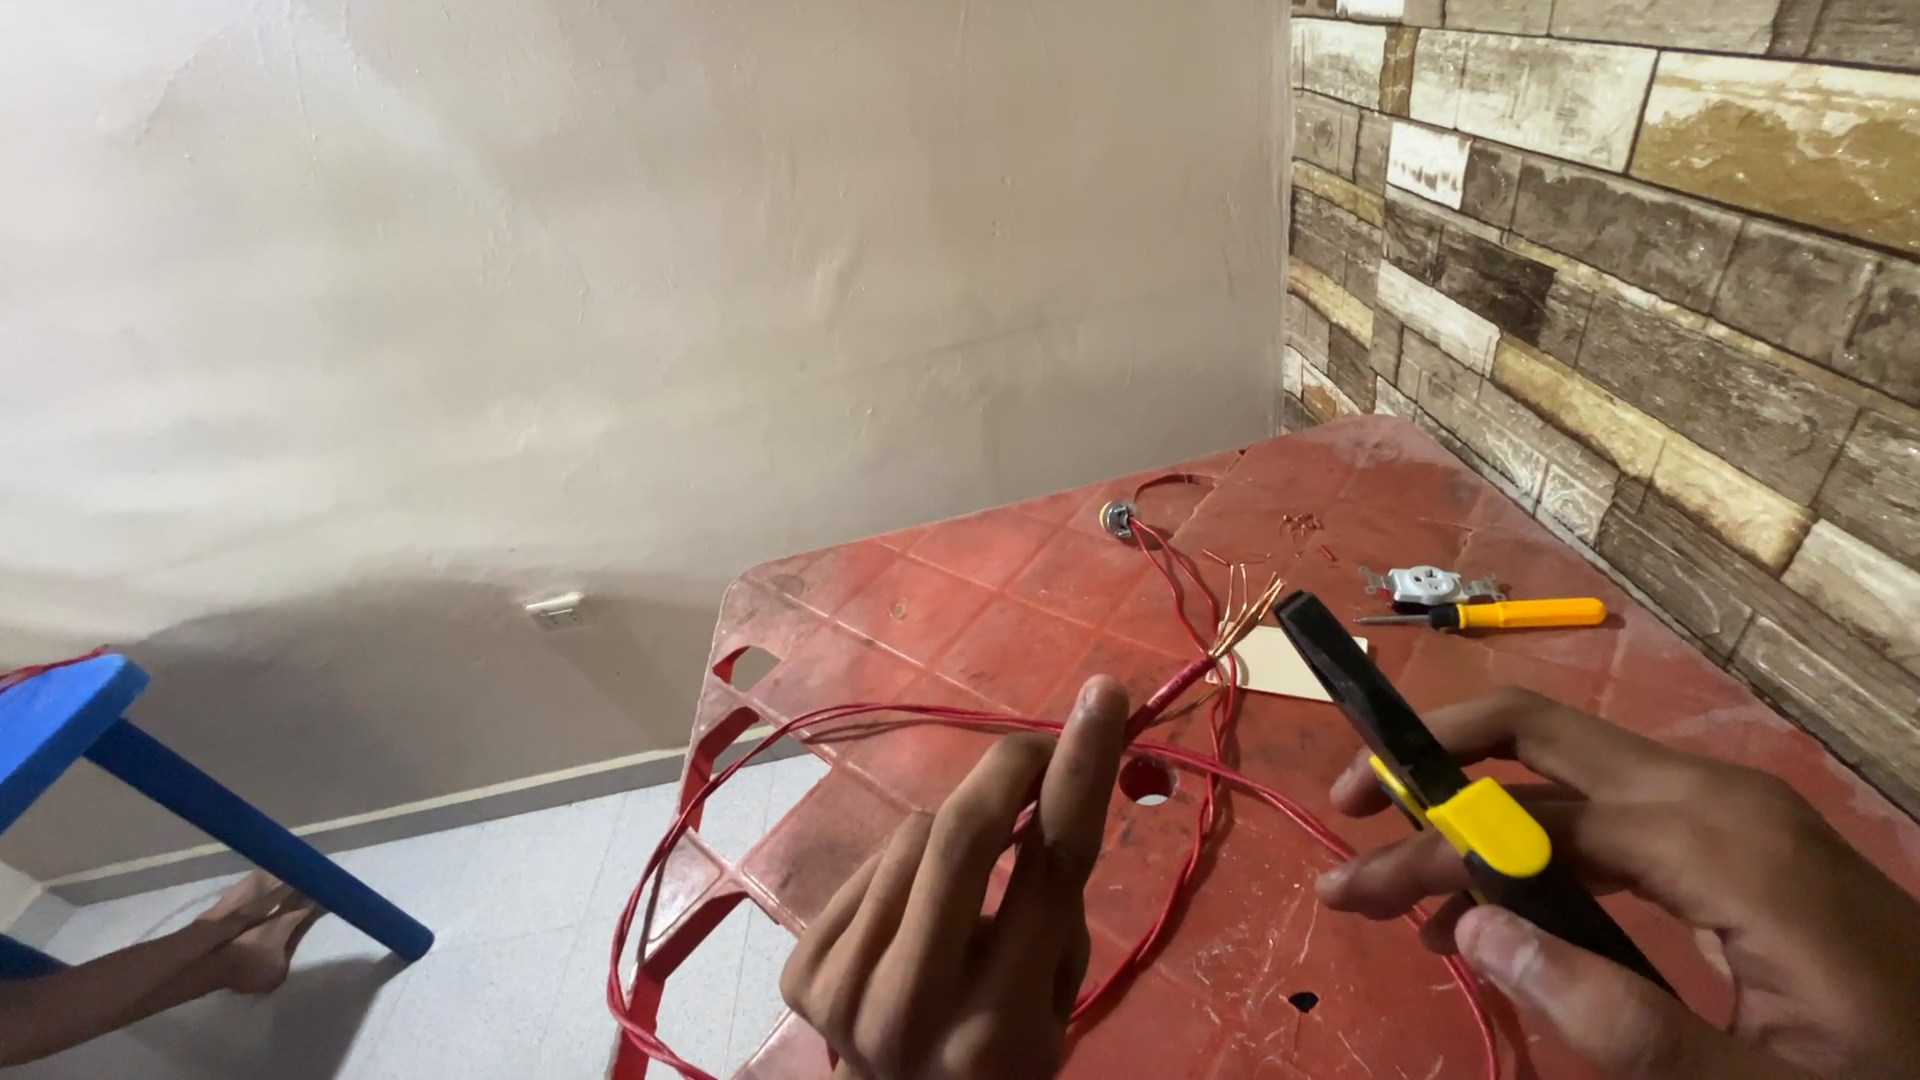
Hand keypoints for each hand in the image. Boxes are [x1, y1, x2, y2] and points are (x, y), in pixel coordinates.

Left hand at [780, 676, 1129, 1078]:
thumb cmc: (999, 1058)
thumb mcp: (1054, 999)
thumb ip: (1050, 903)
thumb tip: (1040, 785)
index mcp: (1000, 1025)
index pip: (1052, 867)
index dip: (1080, 769)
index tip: (1102, 694)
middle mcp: (915, 1005)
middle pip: (961, 833)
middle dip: (1008, 767)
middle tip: (1036, 745)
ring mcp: (845, 987)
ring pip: (914, 835)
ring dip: (954, 833)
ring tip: (963, 883)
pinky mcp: (803, 968)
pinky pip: (874, 865)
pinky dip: (907, 867)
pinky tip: (911, 911)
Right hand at [1316, 687, 1919, 1078]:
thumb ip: (1621, 1020)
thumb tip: (1469, 926)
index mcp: (1712, 834)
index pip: (1520, 811)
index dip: (1427, 845)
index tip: (1356, 887)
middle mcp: (1701, 792)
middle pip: (1523, 732)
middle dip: (1424, 764)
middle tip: (1349, 805)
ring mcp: (1714, 808)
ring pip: (1547, 778)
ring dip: (1462, 816)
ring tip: (1401, 885)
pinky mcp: (1718, 837)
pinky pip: (1591, 816)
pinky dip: (1520, 845)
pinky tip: (1487, 903)